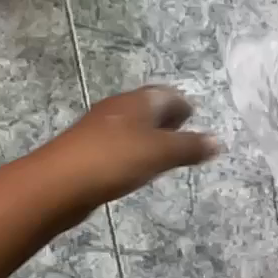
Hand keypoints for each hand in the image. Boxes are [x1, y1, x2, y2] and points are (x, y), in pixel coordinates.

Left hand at [44, 85, 218, 207]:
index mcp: (138, 102)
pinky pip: (119, 145)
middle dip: (167, 117)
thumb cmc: (115, 160)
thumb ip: (190, 147)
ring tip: (165, 152)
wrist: (59, 183)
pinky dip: (134, 150)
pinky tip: (137, 166)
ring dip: (150, 135)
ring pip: (133, 126)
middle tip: (184, 132)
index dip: (182, 104)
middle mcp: (119, 108)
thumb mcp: (161, 153)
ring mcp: (100, 129)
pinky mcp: (88, 150)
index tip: (195, 117)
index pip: (167, 94)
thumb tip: (218, 140)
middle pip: (148, 107)